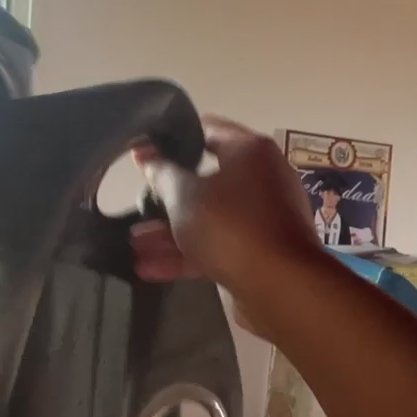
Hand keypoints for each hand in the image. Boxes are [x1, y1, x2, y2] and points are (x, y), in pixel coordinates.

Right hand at [130, 116, 321, 303]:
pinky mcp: (262, 251)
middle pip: (208, 179)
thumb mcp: (184, 196)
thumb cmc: (231, 226)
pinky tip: (150, 268)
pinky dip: (189, 254)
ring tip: (133, 245)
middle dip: (168, 196)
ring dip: (172, 231)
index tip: (142, 153)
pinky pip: (220, 245)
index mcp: (251, 151)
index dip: (172, 138)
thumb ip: (162, 173)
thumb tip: (146, 151)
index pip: (206, 130)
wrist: (282, 287)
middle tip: (135, 204)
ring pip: (211, 217)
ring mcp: (265, 217)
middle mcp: (264, 178)